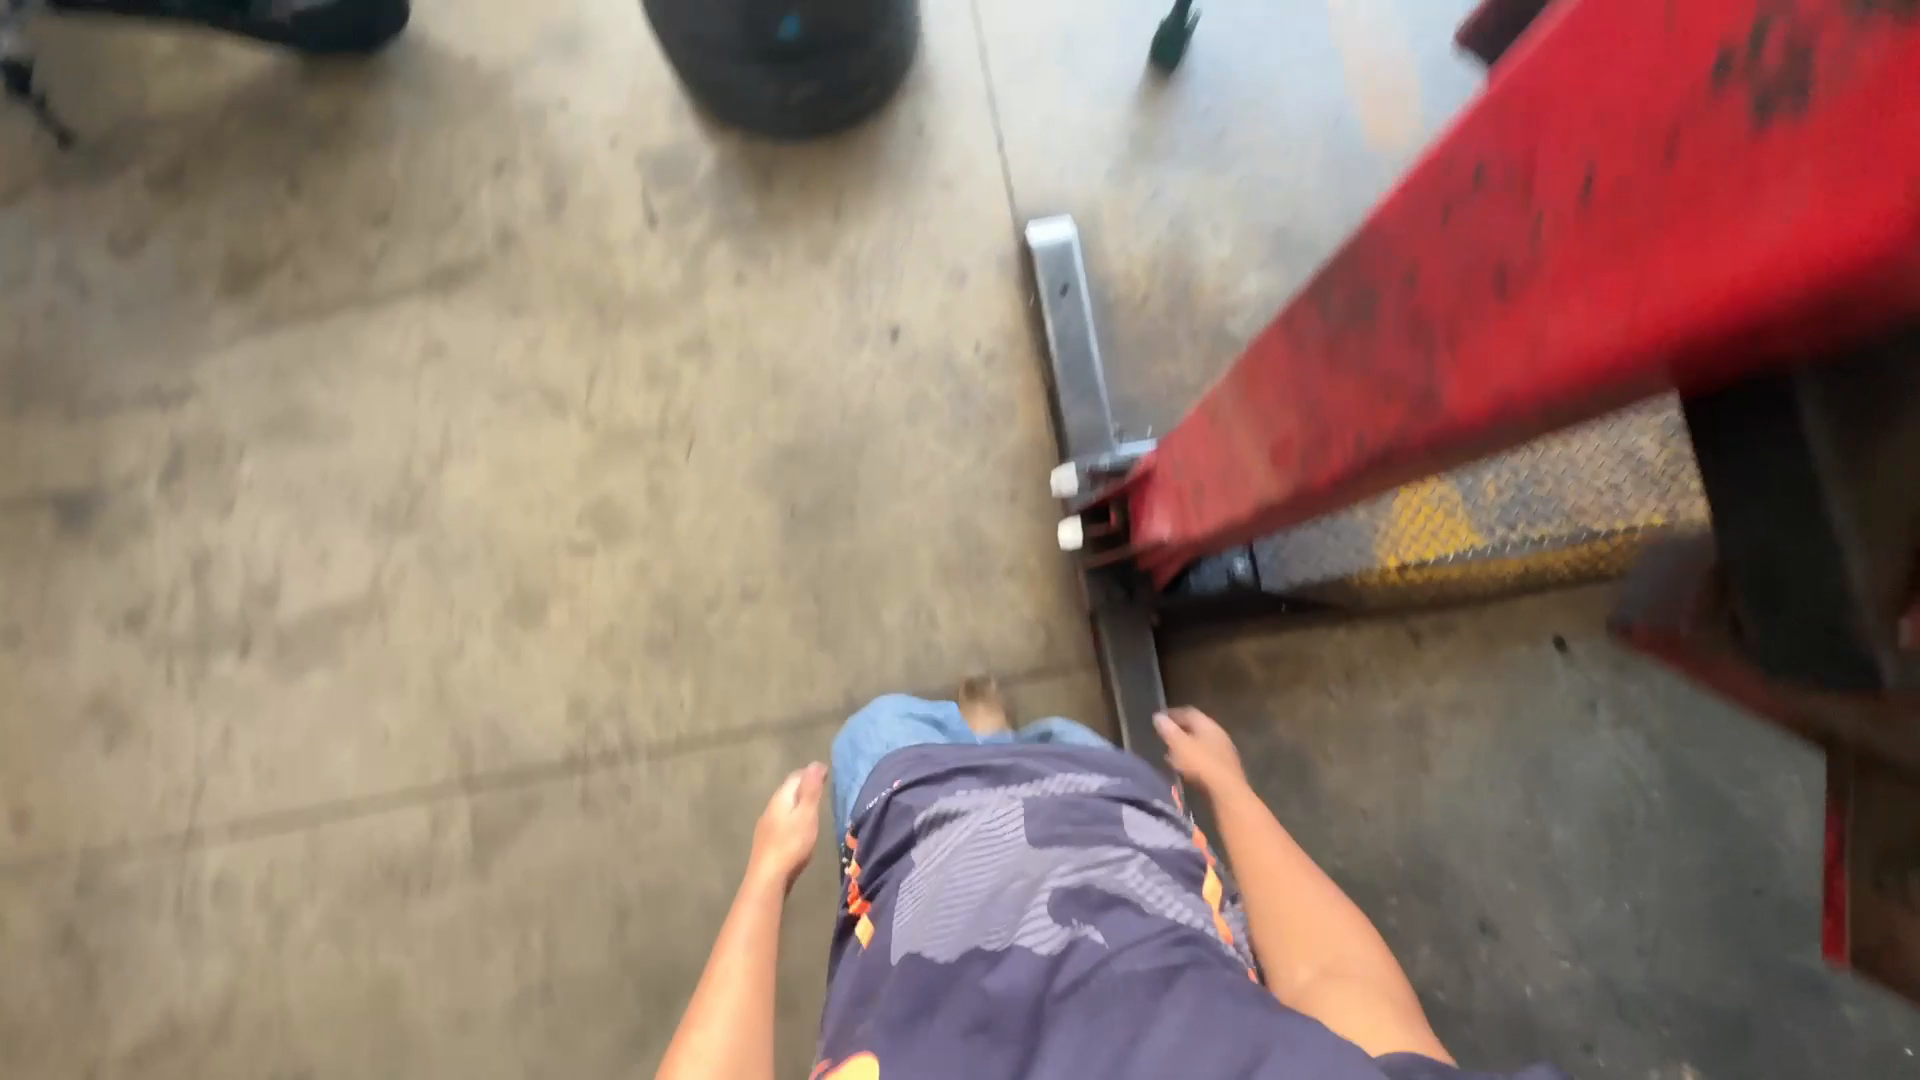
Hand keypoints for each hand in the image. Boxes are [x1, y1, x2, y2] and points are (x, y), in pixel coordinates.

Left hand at [747, 762, 825, 892]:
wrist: (767, 878)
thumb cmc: (792, 844)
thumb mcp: (807, 814)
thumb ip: (811, 789)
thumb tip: (815, 763)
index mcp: (781, 797)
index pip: (796, 776)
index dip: (811, 772)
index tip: (827, 773)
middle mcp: (770, 807)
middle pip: (788, 789)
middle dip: (804, 784)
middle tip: (821, 786)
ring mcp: (766, 824)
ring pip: (784, 804)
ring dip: (797, 800)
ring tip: (812, 805)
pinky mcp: (766, 839)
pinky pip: (781, 818)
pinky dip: (792, 815)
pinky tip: (797, 827)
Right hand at [1154, 707, 1246, 796]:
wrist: (1227, 791)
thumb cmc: (1200, 764)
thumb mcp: (1178, 745)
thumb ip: (1168, 730)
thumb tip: (1158, 716)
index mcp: (1208, 724)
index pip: (1189, 712)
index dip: (1173, 713)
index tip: (1160, 719)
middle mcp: (1219, 733)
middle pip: (1197, 727)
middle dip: (1180, 730)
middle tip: (1166, 735)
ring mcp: (1225, 750)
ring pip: (1202, 743)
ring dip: (1188, 745)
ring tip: (1173, 753)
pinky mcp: (1227, 767)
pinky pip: (1207, 757)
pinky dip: (1195, 758)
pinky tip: (1186, 767)